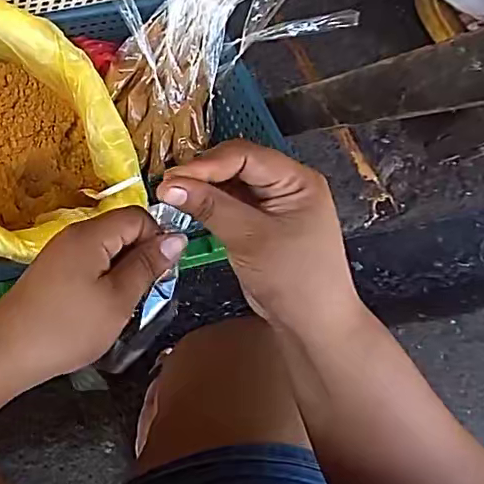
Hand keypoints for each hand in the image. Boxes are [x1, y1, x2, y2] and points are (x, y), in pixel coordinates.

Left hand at [0, 207, 186, 380]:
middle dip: (141, 256)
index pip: (139, 216)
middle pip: (122, 230)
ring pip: (107, 249)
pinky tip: (100, 307)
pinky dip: (103, 280)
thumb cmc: (67, 328)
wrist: (6, 352)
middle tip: (144, 294)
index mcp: (91, 234)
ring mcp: (60, 253)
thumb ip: (148, 266)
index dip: (158, 239)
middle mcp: (74, 234)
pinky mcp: (52, 271)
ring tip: (122, 305)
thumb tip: (177, 238)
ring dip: (123, 271)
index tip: (162, 273)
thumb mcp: (118, 299)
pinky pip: (89, 263)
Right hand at [158, 140, 359, 334]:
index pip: (245, 156)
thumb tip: (170, 185)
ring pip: (231, 186)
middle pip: (237, 166)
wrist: (315, 326)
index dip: (206, 164)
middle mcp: (287, 186)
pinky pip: (231, 206)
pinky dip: (210, 206)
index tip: (173, 177)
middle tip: (168, 186)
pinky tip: (188, 208)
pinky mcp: (260, 225)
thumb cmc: (295, 280)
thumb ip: (211, 208)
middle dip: (202, 174)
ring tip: (172, 196)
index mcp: (297, 180)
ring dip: (203, 190)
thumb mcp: (250, 239)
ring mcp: (274, 206)